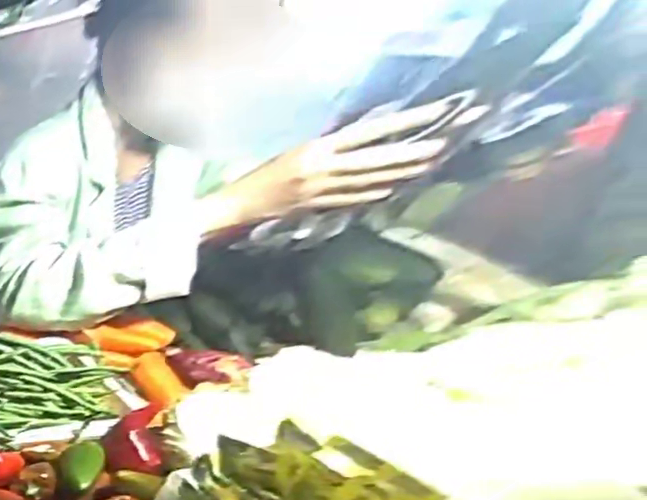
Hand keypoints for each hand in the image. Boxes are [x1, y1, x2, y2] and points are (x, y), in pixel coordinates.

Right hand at [201, 100, 473, 232]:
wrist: (233, 207)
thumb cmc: (258, 176)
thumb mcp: (294, 153)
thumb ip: (328, 149)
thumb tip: (366, 141)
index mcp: (315, 151)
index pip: (370, 133)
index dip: (406, 123)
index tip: (440, 112)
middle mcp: (321, 171)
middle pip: (376, 160)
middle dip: (412, 153)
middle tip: (445, 146)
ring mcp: (319, 192)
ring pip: (369, 181)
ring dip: (401, 174)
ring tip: (429, 166)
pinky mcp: (314, 208)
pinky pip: (351, 199)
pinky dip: (375, 193)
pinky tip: (393, 188)